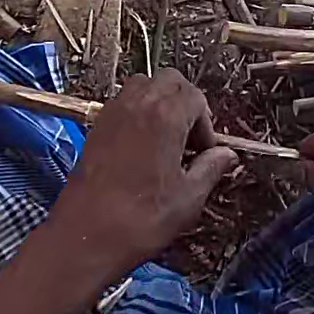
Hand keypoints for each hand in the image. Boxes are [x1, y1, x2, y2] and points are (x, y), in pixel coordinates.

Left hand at [42, 70, 238, 284]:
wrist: (87, 233)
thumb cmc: (141, 218)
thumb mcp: (188, 198)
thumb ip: (210, 168)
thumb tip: (227, 155)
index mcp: (166, 115)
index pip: (196, 98)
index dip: (206, 123)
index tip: (204, 151)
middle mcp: (140, 102)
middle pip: (171, 81)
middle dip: (186, 102)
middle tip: (189, 137)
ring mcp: (116, 108)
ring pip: (145, 84)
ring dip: (161, 100)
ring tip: (166, 136)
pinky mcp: (99, 121)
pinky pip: (125, 99)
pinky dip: (139, 108)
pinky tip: (142, 142)